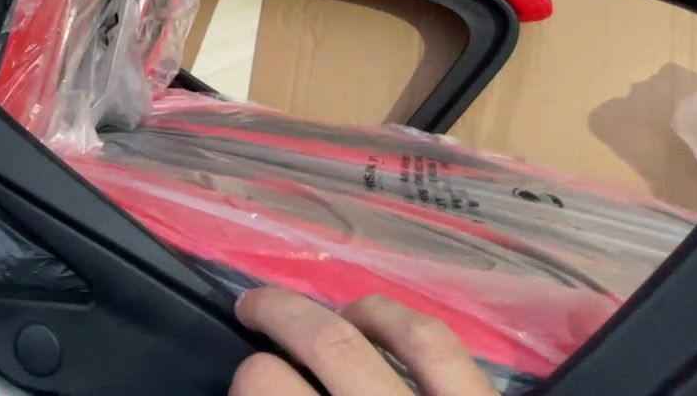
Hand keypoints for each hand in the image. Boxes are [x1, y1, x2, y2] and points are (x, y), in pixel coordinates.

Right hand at [231, 288, 495, 394]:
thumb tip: (255, 389)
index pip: (269, 385)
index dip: (245, 376)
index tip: (240, 381)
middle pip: (330, 343)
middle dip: (278, 312)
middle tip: (250, 310)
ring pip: (410, 335)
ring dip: (355, 315)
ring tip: (330, 318)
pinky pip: (456, 352)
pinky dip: (412, 331)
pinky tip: (389, 338)